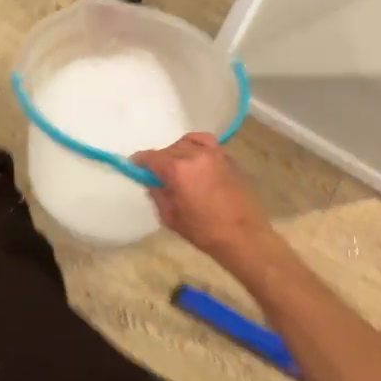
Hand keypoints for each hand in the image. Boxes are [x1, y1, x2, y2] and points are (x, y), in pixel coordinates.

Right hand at [133, 133, 274, 264]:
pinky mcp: (228, 158)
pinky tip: (196, 157)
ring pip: (187, 142)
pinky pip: (207, 143)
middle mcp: (194, 155)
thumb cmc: (205, 232)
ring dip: (177, 151)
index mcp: (177, 170)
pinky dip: (196, 145)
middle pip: (168, 149)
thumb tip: (153, 183)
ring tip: (178, 165)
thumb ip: (158, 195)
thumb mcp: (171, 218)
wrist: (244, 237)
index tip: (135, 166)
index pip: (151, 157)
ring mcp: (214, 154)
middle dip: (160, 160)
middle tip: (158, 174)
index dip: (140, 161)